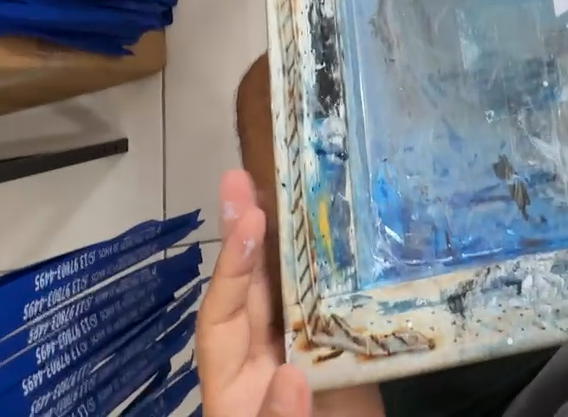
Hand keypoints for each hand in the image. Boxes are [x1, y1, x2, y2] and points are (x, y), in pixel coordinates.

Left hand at [198, 170, 382, 416]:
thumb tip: (287, 372)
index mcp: (235, 391)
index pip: (222, 323)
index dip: (232, 272)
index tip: (248, 224)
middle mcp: (265, 361)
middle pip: (251, 290)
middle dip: (245, 234)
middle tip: (241, 177)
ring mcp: (307, 352)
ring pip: (292, 287)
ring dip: (287, 239)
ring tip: (283, 183)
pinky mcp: (346, 350)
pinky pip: (336, 301)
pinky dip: (335, 263)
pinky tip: (343, 228)